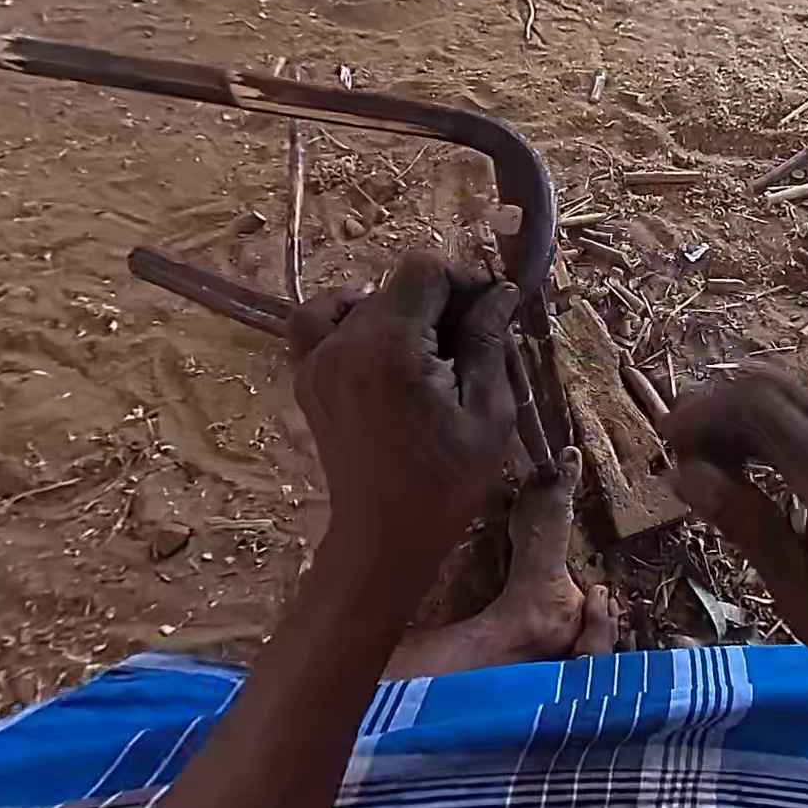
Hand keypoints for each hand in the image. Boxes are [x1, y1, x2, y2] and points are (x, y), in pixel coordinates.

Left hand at [290, 251, 518, 574]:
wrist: (384, 537)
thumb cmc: (446, 484)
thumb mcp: (487, 413)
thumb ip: (488, 342)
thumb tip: (500, 294)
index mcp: (390, 348)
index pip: (422, 270)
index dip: (462, 281)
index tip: (488, 312)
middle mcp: (345, 343)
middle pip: (397, 284)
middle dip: (441, 301)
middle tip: (470, 340)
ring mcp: (317, 358)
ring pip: (365, 299)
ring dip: (402, 309)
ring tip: (426, 344)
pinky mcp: (307, 376)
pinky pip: (317, 320)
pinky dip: (348, 315)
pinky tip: (376, 339)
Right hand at [662, 367, 807, 756]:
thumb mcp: (804, 602)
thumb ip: (747, 526)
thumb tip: (683, 473)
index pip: (760, 409)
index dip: (702, 412)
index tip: (665, 443)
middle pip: (773, 390)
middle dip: (714, 406)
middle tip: (678, 449)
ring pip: (791, 400)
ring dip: (738, 417)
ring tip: (704, 462)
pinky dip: (766, 431)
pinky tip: (748, 472)